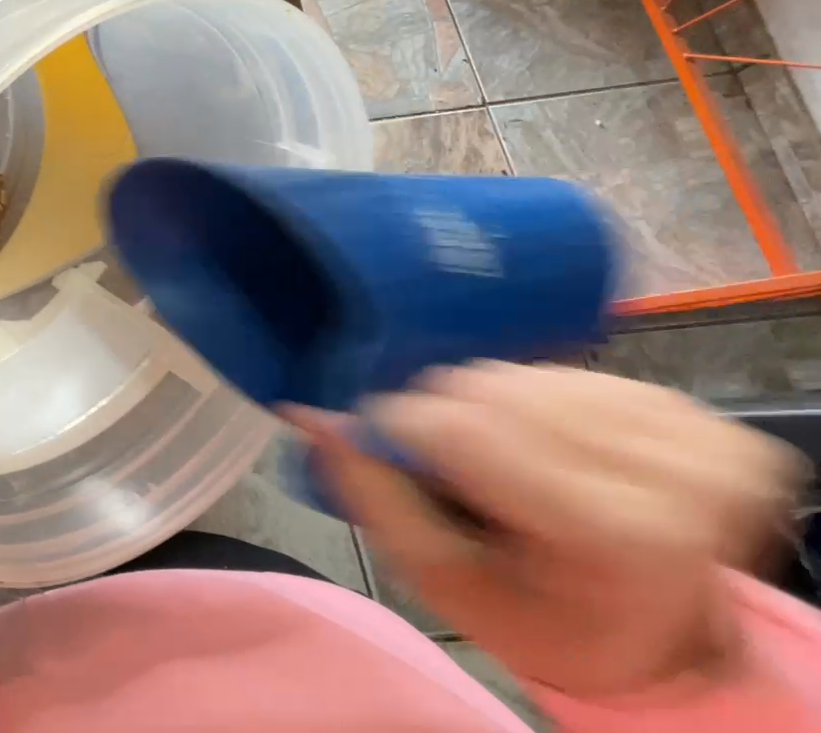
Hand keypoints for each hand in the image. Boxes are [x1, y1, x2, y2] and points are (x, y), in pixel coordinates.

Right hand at [287, 362, 808, 697]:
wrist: (655, 633)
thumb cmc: (535, 614)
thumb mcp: (438, 577)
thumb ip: (371, 492)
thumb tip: (308, 414)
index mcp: (613, 532)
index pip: (460, 427)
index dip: (401, 430)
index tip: (387, 457)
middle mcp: (671, 475)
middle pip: (486, 391)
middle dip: (443, 421)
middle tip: (449, 470)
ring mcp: (692, 436)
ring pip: (514, 374)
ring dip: (482, 409)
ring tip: (496, 461)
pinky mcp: (695, 410)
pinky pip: (557, 370)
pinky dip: (525, 400)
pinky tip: (539, 443)